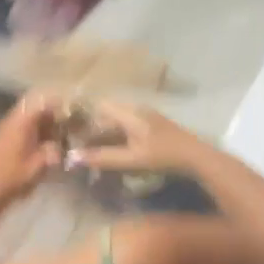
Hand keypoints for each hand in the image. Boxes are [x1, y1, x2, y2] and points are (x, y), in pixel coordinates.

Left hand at [0, 92, 63, 196]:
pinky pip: (27, 125)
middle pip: (38, 105)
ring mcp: (8, 128)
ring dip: (48, 120)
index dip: (63, 104)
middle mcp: (14, 120)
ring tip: (65, 130)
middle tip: (73, 121)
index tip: (78, 112)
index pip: (45, 100)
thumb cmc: (15, 176)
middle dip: (56, 111)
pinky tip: (50, 140)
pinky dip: (40, 128)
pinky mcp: (7, 138)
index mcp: (23, 122)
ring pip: (32, 115)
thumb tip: (71, 136)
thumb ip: (58, 146)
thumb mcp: (43, 162)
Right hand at [66, 102, 206, 173]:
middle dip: (92, 124)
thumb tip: (71, 156)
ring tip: (90, 145)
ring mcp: (148, 115)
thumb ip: (101, 157)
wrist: (195, 156)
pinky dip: (117, 132)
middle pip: (108, 111)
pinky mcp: (154, 124)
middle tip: (76, 140)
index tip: (68, 127)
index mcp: (131, 113)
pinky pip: (129, 123)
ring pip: (119, 118)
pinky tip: (112, 146)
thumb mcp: (130, 159)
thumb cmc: (163, 155)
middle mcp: (138, 109)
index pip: (100, 105)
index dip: (83, 114)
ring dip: (105, 129)